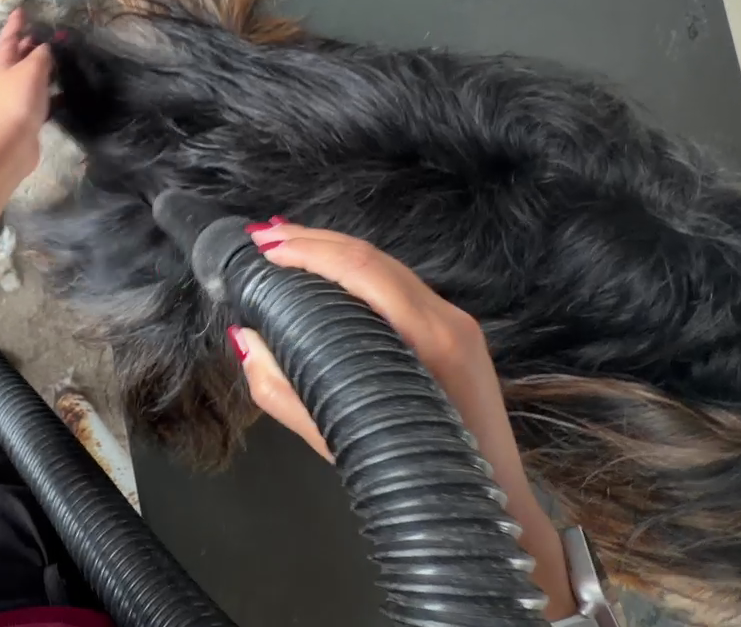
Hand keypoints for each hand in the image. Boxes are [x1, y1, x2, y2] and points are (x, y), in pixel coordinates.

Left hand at [0, 10, 52, 178]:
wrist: (8, 147)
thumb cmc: (16, 102)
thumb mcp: (31, 70)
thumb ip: (41, 55)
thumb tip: (46, 48)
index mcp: (1, 64)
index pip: (9, 37)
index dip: (16, 23)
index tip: (22, 10)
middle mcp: (5, 80)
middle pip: (20, 57)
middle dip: (34, 45)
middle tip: (53, 35)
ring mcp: (15, 100)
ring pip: (32, 79)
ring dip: (46, 70)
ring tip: (65, 61)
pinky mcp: (26, 118)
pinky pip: (41, 100)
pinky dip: (53, 94)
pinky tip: (68, 93)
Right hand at [230, 221, 578, 618]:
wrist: (494, 503)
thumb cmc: (418, 477)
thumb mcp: (338, 440)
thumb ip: (282, 391)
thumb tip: (246, 340)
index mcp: (429, 341)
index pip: (361, 269)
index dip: (310, 250)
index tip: (264, 248)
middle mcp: (447, 320)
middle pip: (372, 255)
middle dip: (311, 240)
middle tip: (261, 238)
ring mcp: (455, 320)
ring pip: (384, 263)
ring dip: (329, 249)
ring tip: (282, 243)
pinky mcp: (454, 327)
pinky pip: (394, 281)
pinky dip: (351, 267)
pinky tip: (323, 267)